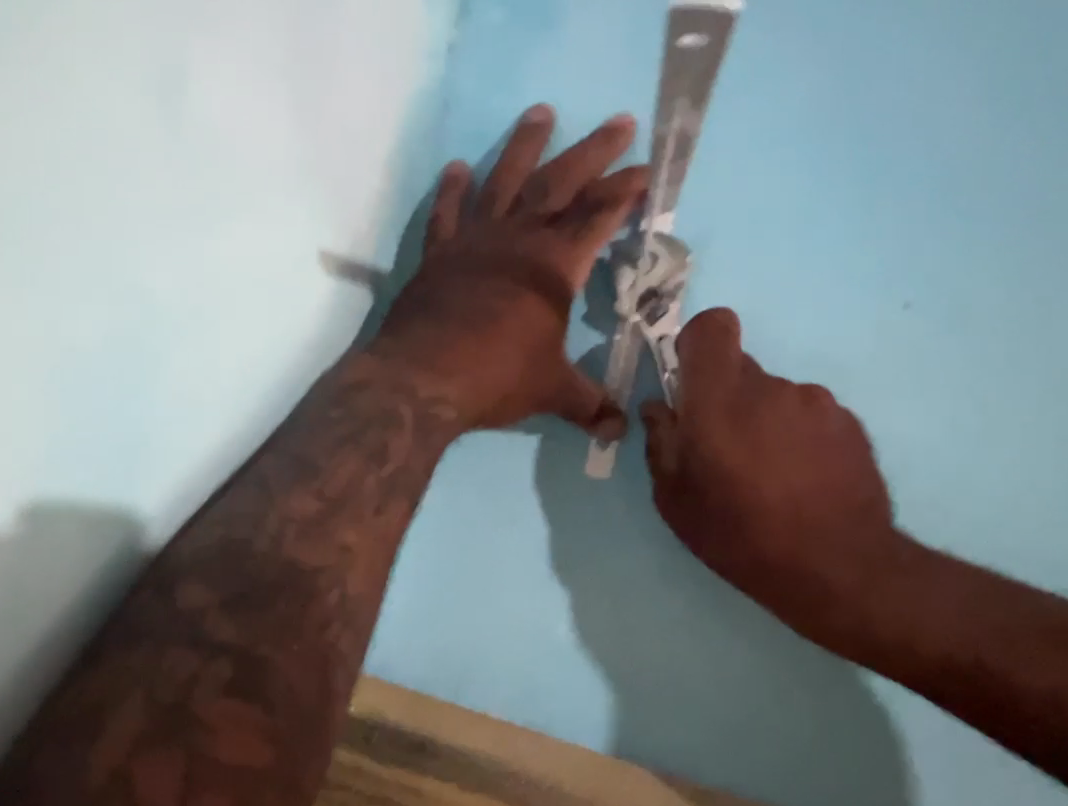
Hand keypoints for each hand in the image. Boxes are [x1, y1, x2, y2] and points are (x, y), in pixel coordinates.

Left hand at [372, 105, 648, 437]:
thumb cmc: (494, 379)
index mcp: (555, 267)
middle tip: (620, 122)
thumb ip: (587, 404)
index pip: (600, 217)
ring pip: (503, 180)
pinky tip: (457, 168)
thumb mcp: (550, 392)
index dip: (626, 193)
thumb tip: (618, 430)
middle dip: (594, 152)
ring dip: (524, 146)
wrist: (420, 379)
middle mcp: (516, 241)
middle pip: (561, 183)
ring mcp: (473, 243)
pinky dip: (452, 190)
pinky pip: (446, 214)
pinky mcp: (436, 256)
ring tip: (540, 113)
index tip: (647, 170)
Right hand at [641, 308, 912, 642]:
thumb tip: (660, 410)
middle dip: (724, 400)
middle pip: (739, 370)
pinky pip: (808, 418)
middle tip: (723, 453)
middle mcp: (770, 387)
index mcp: (719, 400)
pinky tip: (799, 483)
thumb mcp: (674, 500)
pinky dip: (797, 440)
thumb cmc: (737, 535)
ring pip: (775, 397)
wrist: (835, 566)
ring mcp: (817, 403)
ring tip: (766, 477)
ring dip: (763, 423)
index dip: (697, 345)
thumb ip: (661, 444)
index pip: (712, 326)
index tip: (690, 384)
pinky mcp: (850, 424)